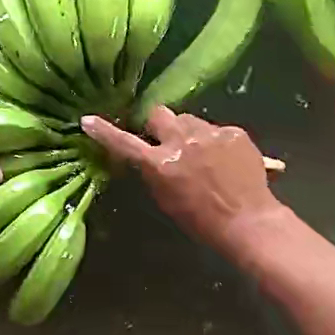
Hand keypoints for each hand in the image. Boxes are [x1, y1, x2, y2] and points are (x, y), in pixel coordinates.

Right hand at [83, 106, 286, 249]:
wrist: (246, 220)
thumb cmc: (199, 219)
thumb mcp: (165, 198)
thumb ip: (153, 172)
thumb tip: (148, 157)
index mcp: (160, 163)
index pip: (124, 143)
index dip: (104, 132)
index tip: (87, 120)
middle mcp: (182, 141)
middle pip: (160, 115)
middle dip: (158, 125)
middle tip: (165, 141)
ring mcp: (210, 133)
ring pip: (188, 120)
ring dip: (187, 132)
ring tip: (200, 154)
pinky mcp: (233, 132)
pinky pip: (214, 129)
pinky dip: (213, 141)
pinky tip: (223, 160)